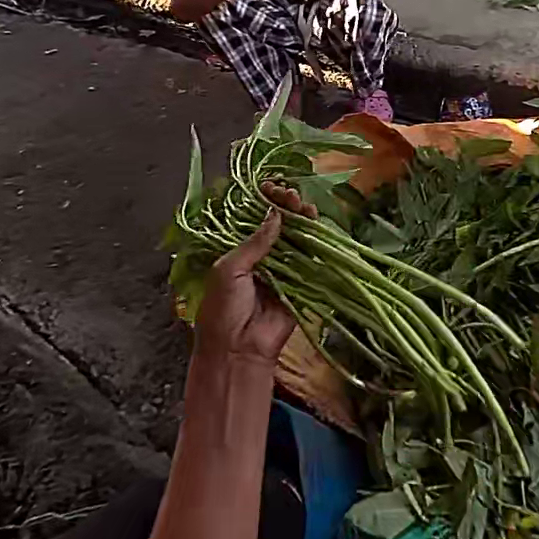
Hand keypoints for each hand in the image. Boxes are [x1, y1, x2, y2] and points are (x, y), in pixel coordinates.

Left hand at [194, 182, 311, 364]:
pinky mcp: (303, 282)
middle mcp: (265, 257)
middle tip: (289, 194)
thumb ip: (254, 243)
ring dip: (302, 218)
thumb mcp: (229, 270)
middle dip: (285, 206)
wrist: (238, 351)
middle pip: (280, 225)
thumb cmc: (223, 310)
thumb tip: (275, 214)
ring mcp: (285, 269)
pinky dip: (316, 240)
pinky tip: (316, 223)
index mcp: (241, 252)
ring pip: (298, 237)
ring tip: (303, 204)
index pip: (256, 220)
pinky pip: (312, 258)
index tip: (270, 188)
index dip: (264, 203)